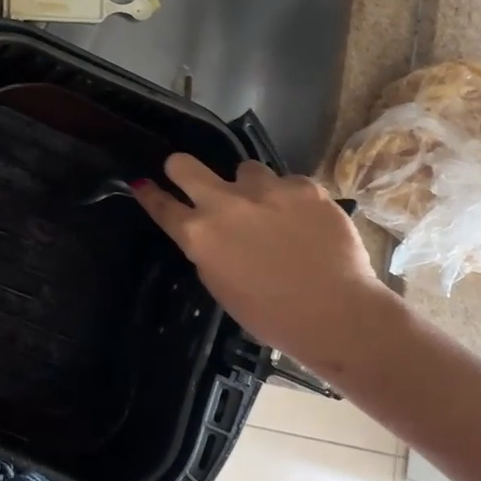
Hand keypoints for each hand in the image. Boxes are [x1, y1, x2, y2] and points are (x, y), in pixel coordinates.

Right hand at [132, 155, 386, 366]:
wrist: (337, 314)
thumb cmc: (271, 315)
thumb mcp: (220, 286)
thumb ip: (207, 251)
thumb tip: (209, 233)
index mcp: (198, 234)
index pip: (160, 204)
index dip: (148, 193)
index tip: (143, 183)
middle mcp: (224, 203)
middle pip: (184, 164)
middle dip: (182, 169)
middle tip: (193, 180)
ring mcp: (265, 190)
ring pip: (245, 170)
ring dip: (250, 187)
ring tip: (272, 211)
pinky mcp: (304, 187)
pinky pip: (288, 182)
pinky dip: (291, 199)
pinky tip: (307, 222)